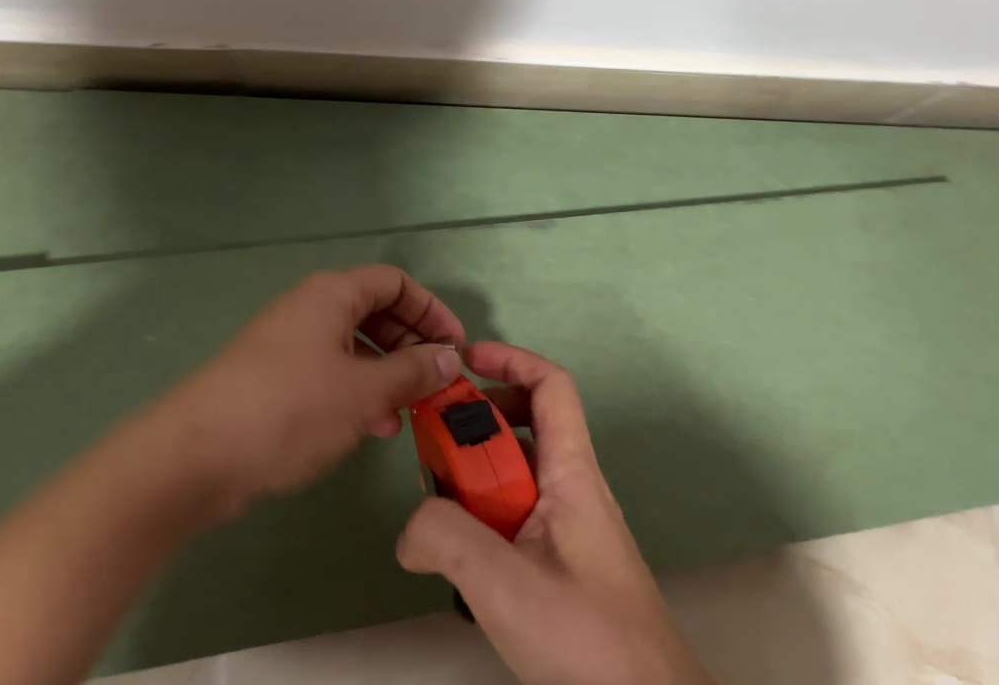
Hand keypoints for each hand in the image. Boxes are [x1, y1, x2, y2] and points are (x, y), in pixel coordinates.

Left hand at [165, 265, 466, 510]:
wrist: (196, 455)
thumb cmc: (289, 410)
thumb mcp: (362, 392)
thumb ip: (411, 372)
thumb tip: (448, 355)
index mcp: (330, 296)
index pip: (394, 282)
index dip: (430, 310)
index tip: (456, 349)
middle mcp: (309, 311)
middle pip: (374, 312)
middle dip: (411, 345)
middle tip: (438, 383)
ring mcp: (287, 346)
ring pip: (352, 347)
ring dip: (387, 375)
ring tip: (409, 414)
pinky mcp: (274, 381)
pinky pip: (329, 374)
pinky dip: (357, 393)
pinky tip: (371, 429)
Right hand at [395, 342, 713, 684]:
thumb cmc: (587, 638)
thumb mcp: (502, 581)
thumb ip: (445, 537)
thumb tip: (411, 531)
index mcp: (573, 473)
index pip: (550, 386)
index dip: (508, 360)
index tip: (461, 362)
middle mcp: (575, 489)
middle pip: (523, 427)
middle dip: (473, 428)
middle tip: (430, 452)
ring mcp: (570, 529)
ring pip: (515, 477)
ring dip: (473, 482)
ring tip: (438, 516)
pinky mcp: (564, 564)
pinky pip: (516, 518)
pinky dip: (483, 522)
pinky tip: (462, 565)